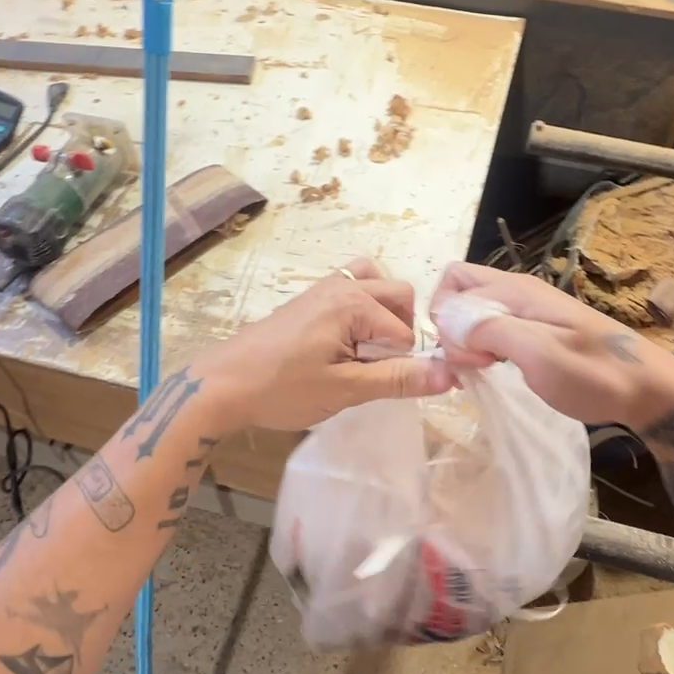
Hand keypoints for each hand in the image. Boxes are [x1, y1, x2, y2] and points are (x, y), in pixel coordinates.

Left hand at [193, 257, 451, 432]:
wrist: (222, 384)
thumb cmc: (282, 388)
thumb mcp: (345, 390)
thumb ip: (399, 379)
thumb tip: (450, 375)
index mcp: (353, 301)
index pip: (406, 331)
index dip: (404, 361)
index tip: (383, 385)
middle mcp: (342, 284)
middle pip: (399, 294)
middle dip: (402, 329)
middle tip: (379, 366)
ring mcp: (323, 288)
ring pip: (376, 285)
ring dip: (384, 313)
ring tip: (370, 350)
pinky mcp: (310, 299)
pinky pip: (352, 289)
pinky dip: (362, 310)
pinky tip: (347, 343)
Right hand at [431, 261, 673, 429]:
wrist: (646, 389)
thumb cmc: (595, 374)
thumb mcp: (540, 354)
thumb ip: (491, 330)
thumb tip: (446, 320)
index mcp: (516, 290)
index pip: (454, 288)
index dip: (449, 324)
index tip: (473, 359)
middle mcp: (517, 291)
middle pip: (459, 289)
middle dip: (449, 324)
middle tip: (471, 363)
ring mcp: (526, 308)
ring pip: (472, 308)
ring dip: (464, 337)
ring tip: (482, 370)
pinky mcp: (533, 328)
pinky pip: (490, 325)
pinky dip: (480, 344)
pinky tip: (493, 368)